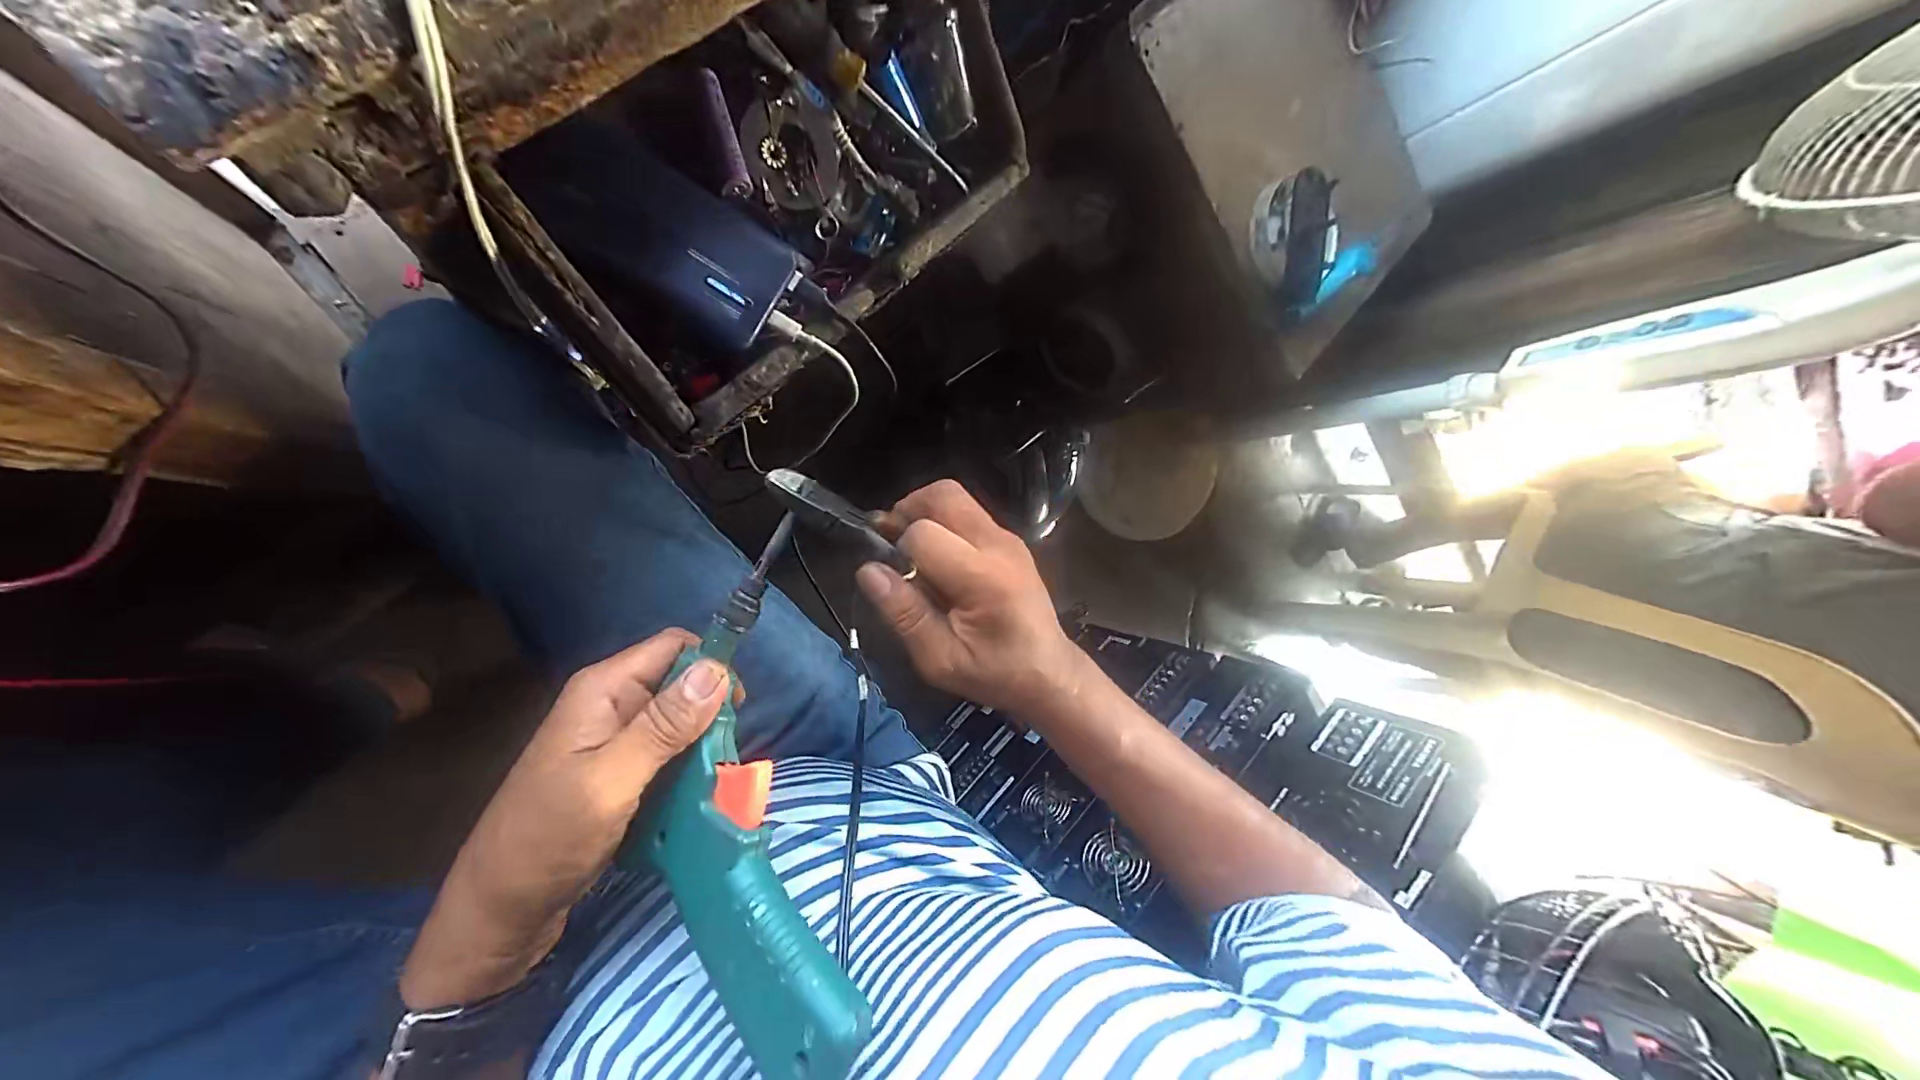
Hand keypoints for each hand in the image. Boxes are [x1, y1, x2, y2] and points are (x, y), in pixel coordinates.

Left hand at [399, 629, 728, 1008]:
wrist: (498, 914)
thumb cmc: (548, 839)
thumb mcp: (611, 779)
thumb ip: (664, 725)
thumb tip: (718, 670)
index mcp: (603, 690)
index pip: (674, 647)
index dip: (711, 665)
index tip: (737, 709)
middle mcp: (612, 704)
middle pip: (681, 683)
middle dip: (712, 712)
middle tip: (728, 754)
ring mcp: (615, 739)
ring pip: (681, 720)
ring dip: (705, 744)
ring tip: (719, 778)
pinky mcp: (622, 770)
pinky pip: (671, 752)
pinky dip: (691, 767)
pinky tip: (700, 793)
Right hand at [858, 479, 1091, 717]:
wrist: (1049, 672)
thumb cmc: (995, 672)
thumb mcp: (940, 660)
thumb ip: (904, 613)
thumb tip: (867, 571)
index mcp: (983, 577)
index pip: (923, 534)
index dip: (898, 551)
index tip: (896, 580)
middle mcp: (998, 545)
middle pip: (942, 495)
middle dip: (906, 512)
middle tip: (891, 545)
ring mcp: (1007, 537)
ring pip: (954, 497)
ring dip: (923, 513)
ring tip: (910, 550)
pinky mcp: (1009, 539)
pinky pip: (966, 512)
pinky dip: (941, 521)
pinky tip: (936, 557)